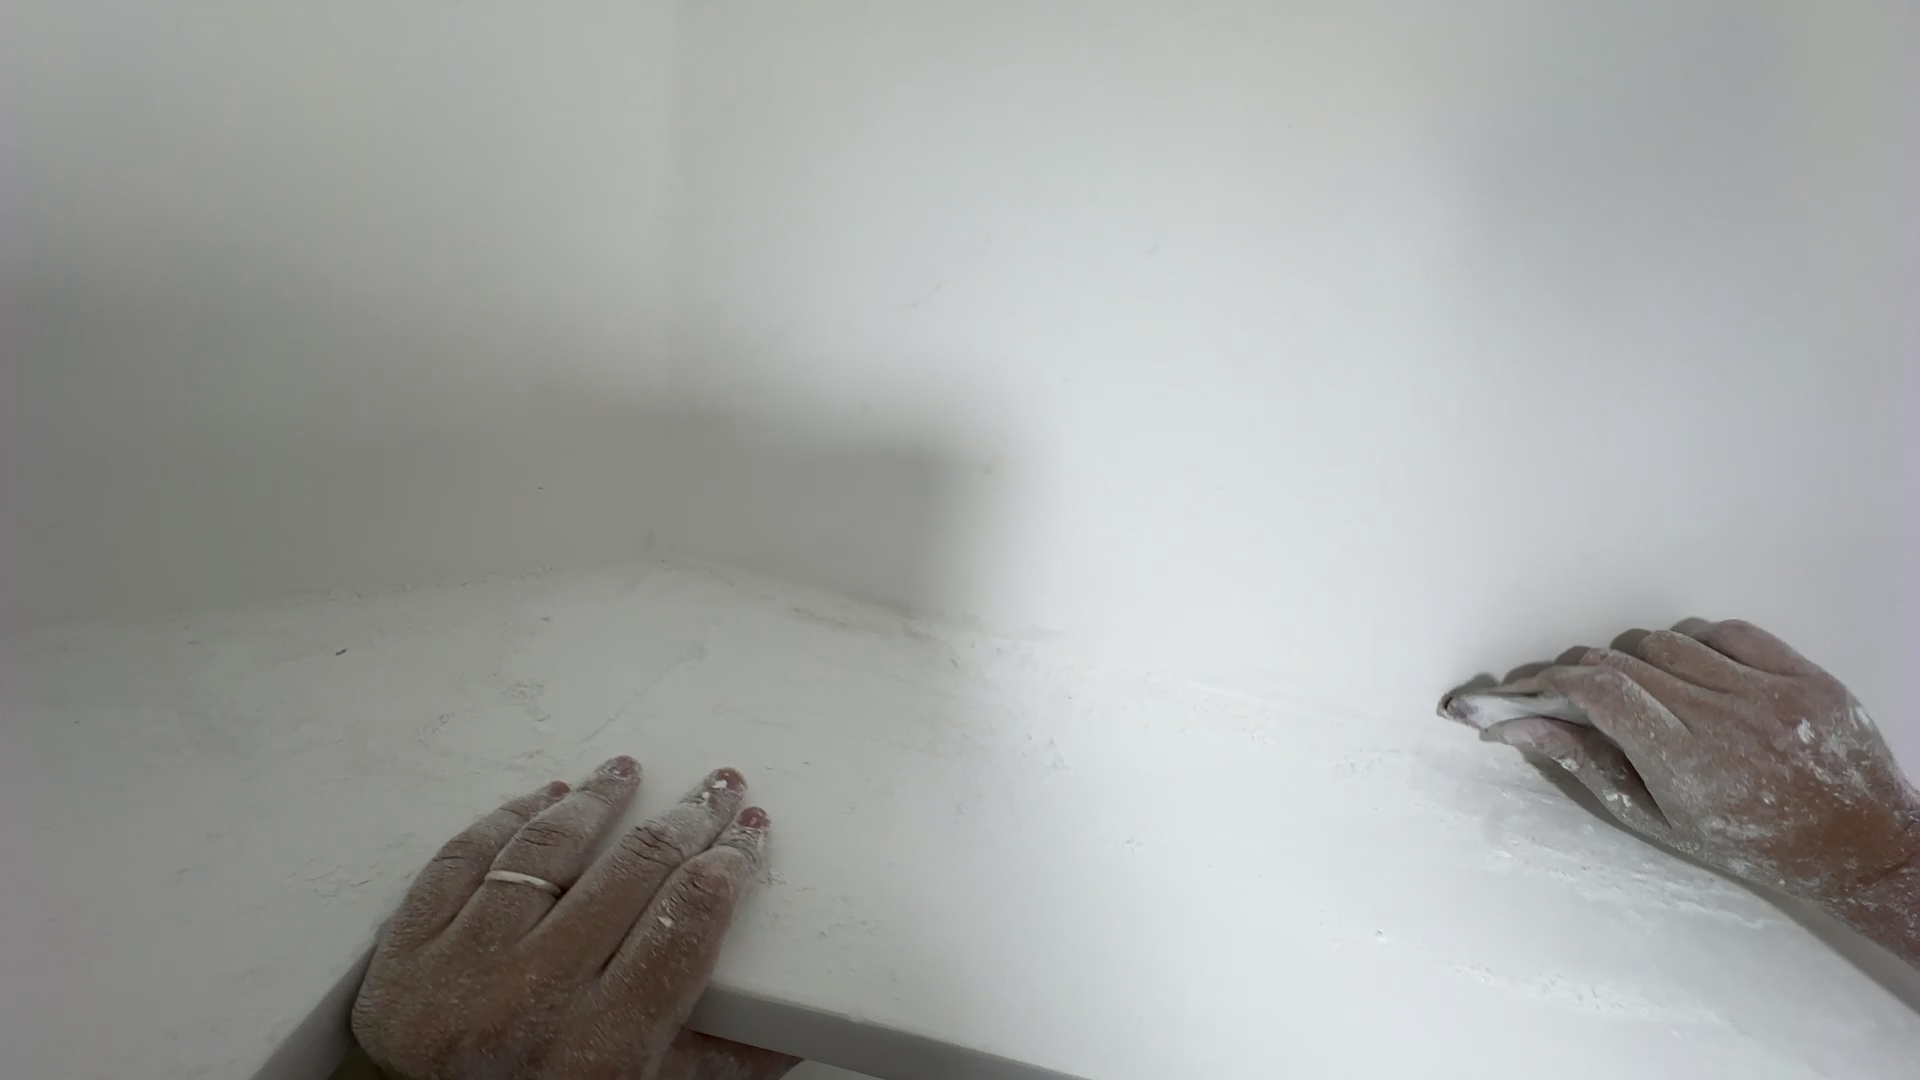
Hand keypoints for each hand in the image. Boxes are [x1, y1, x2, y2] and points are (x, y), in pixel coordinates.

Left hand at [351, 756, 797, 1079]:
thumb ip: (726, 1063)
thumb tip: (797, 1027)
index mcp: (603, 1049)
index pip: (692, 913)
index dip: (733, 857)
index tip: (750, 829)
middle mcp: (530, 1005)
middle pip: (636, 866)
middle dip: (692, 814)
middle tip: (720, 786)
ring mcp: (460, 974)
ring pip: (547, 848)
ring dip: (599, 798)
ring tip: (627, 771)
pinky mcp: (404, 957)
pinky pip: (463, 859)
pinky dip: (509, 818)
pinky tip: (547, 797)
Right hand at [1464, 620, 1919, 955]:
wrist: (1868, 851)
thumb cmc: (1744, 843)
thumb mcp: (1650, 815)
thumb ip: (1580, 761)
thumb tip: (1511, 726)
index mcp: (1687, 760)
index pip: (1597, 690)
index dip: (1549, 680)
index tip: (1527, 689)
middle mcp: (1727, 719)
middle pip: (1619, 660)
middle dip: (1580, 671)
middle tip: (1573, 692)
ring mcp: (1773, 694)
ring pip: (1662, 640)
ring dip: (1633, 657)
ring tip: (1640, 686)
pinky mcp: (1808, 677)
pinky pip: (1726, 631)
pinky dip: (1694, 642)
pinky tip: (1693, 671)